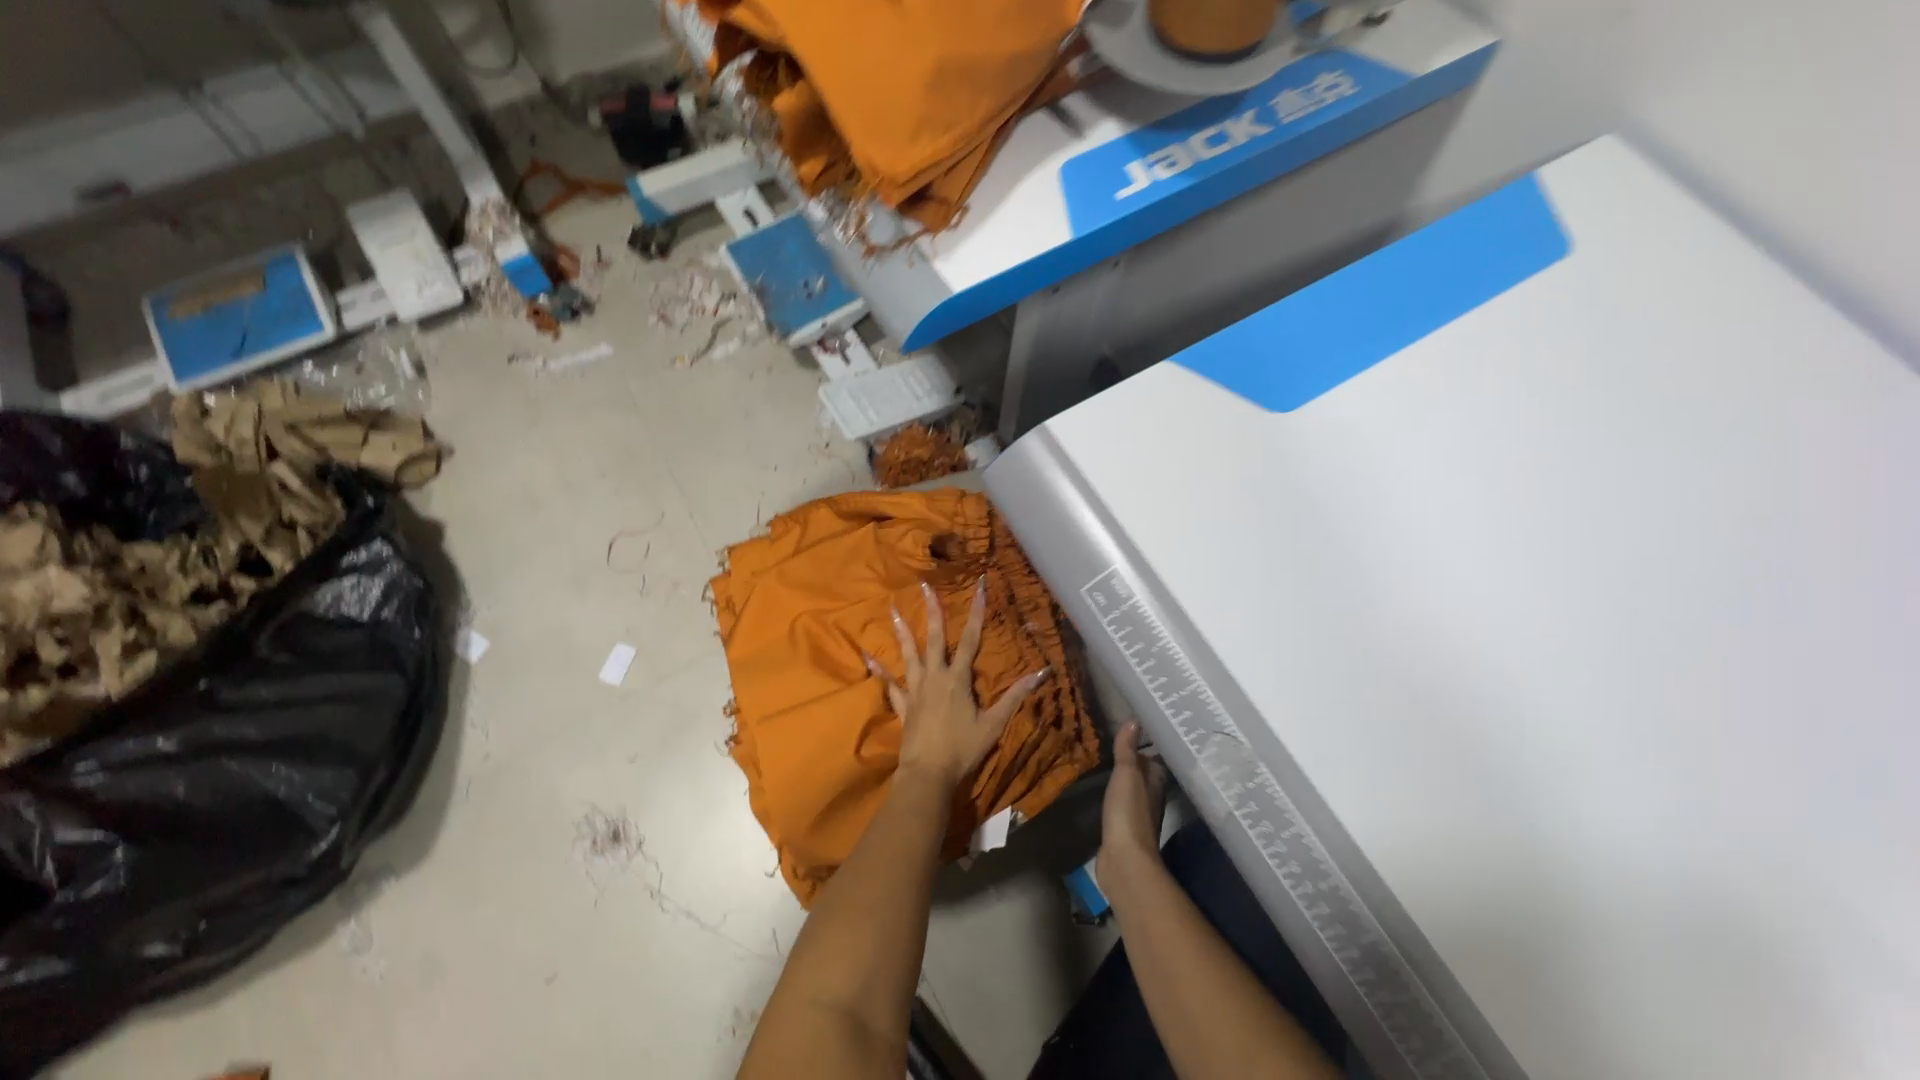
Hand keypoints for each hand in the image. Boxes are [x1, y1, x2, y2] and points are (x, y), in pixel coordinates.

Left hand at [870, 579, 1048, 791]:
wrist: (928, 773)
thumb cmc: (963, 749)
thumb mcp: (994, 723)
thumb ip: (1015, 696)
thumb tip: (1041, 672)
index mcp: (958, 679)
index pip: (970, 639)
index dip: (976, 612)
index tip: (978, 587)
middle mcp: (935, 677)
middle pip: (934, 639)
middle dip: (932, 611)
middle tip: (924, 586)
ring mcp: (916, 690)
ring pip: (908, 655)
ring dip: (902, 632)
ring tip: (891, 610)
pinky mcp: (903, 706)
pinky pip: (890, 685)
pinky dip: (880, 671)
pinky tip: (868, 657)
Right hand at [1098, 720, 1168, 884]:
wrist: (1124, 858)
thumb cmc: (1128, 812)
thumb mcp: (1126, 774)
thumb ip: (1128, 749)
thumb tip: (1134, 720)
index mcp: (1157, 781)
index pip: (1157, 756)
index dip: (1150, 742)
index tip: (1141, 724)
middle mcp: (1153, 795)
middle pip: (1147, 771)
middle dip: (1138, 757)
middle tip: (1122, 737)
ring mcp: (1140, 812)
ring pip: (1136, 787)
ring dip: (1128, 775)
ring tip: (1113, 757)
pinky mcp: (1126, 827)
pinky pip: (1123, 802)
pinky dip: (1118, 792)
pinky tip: (1108, 788)